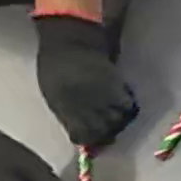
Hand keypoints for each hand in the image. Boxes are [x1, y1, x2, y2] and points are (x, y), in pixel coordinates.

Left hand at [34, 14, 138, 149]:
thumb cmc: (56, 67)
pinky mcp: (118, 89)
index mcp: (68, 111)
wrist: (71, 41)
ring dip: (117, 120)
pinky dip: (125, 107)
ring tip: (113, 114)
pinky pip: (127, 107)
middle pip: (105, 132)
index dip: (87, 138)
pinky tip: (121, 102)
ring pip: (118, 121)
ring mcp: (104, 100)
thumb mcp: (52, 94)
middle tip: (104, 126)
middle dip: (105, 132)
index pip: (83, 137)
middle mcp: (88, 109)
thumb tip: (78, 132)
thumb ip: (66, 115)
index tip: (89, 135)